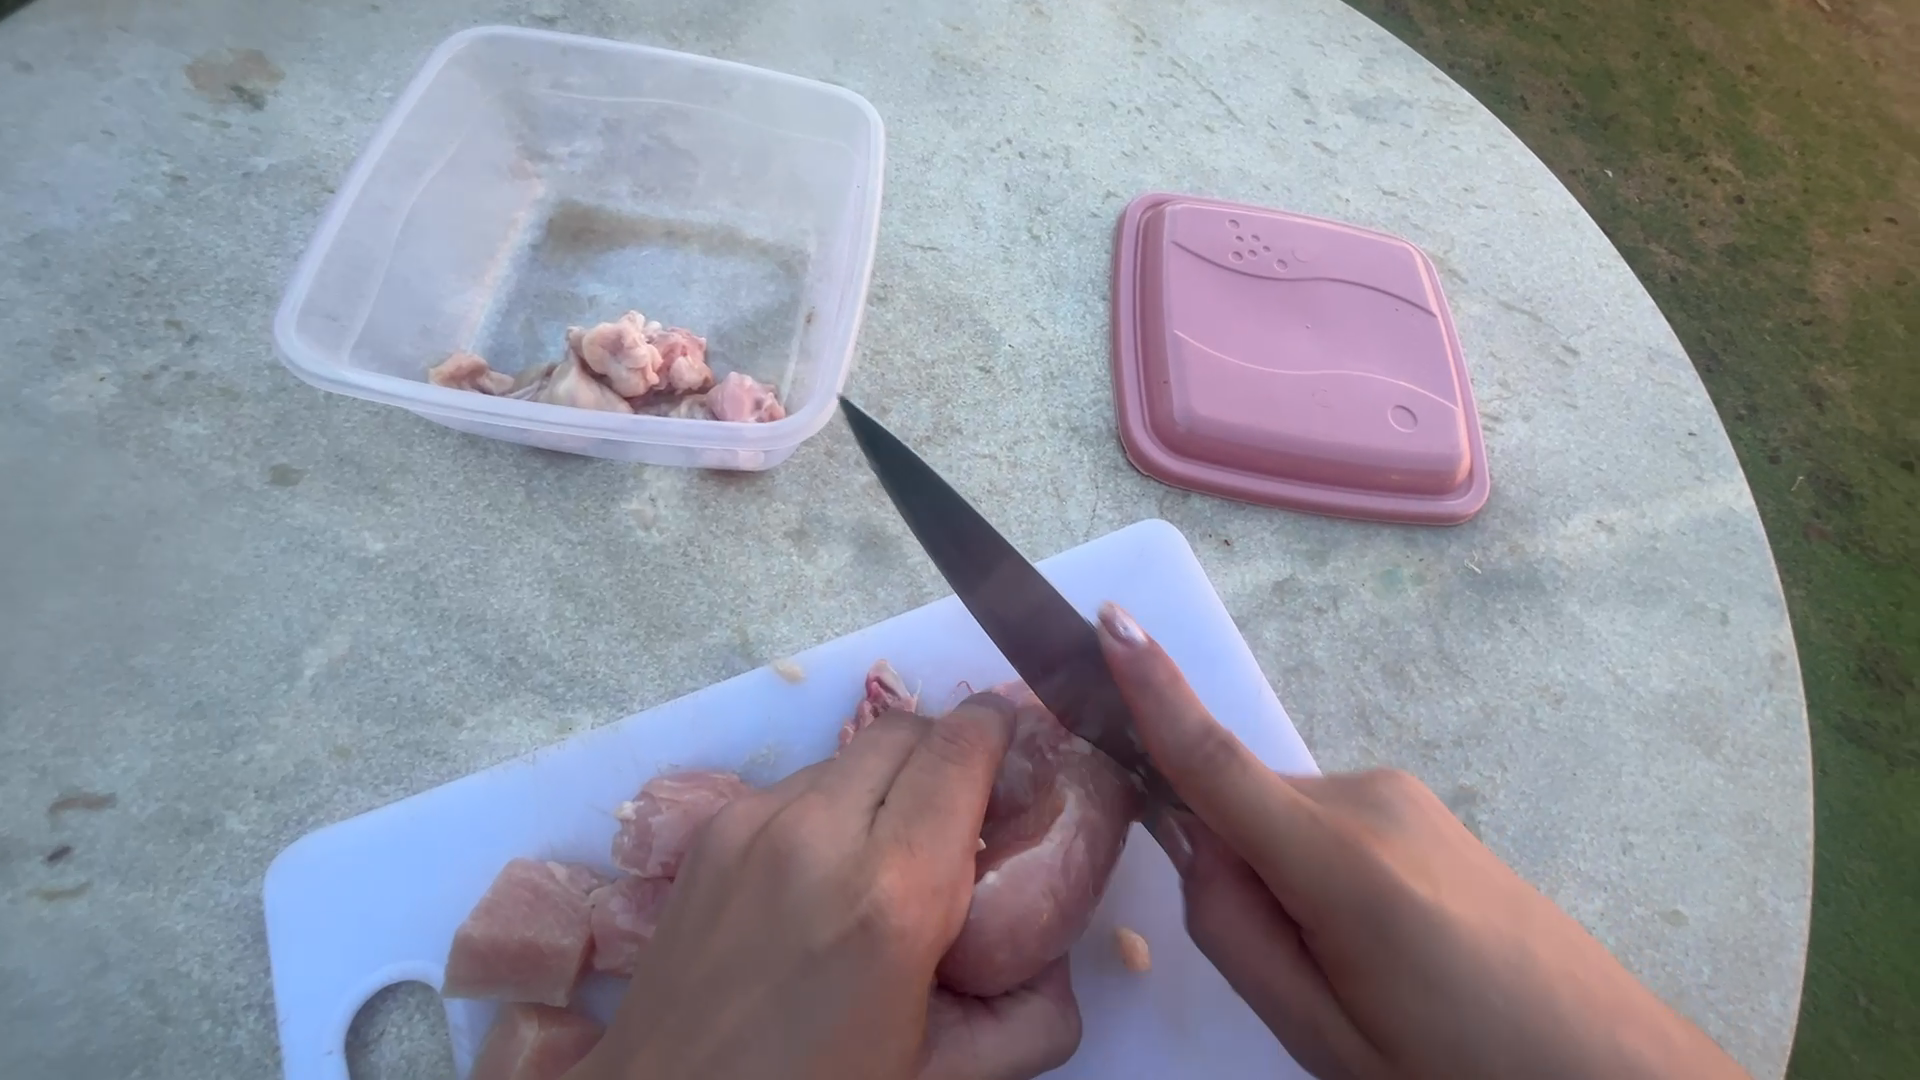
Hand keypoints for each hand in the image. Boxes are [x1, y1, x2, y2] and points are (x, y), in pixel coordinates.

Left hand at [572, 695, 1080, 1079]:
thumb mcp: (944, 1076)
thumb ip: (1027, 1017)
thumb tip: (1056, 958)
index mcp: (893, 895)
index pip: (959, 749)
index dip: (994, 725)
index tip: (1010, 733)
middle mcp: (820, 832)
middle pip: (907, 729)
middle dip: (945, 746)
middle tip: (961, 798)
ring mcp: (756, 819)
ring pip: (851, 754)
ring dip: (887, 777)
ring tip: (887, 841)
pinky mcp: (714, 825)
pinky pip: (800, 781)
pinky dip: (833, 801)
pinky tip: (823, 865)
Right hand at [1094, 603, 1748, 1079]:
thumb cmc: (1467, 1077)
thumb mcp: (1323, 1036)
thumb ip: (1231, 927)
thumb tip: (1192, 835)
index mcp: (1340, 865)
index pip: (1214, 759)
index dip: (1153, 688)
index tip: (1112, 621)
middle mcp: (1366, 799)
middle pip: (1236, 804)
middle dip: (1231, 866)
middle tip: (1293, 969)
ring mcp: (1398, 794)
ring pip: (1277, 816)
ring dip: (1276, 873)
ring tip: (1352, 968)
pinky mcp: (1416, 803)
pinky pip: (1319, 819)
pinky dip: (1311, 864)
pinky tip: (1380, 940)